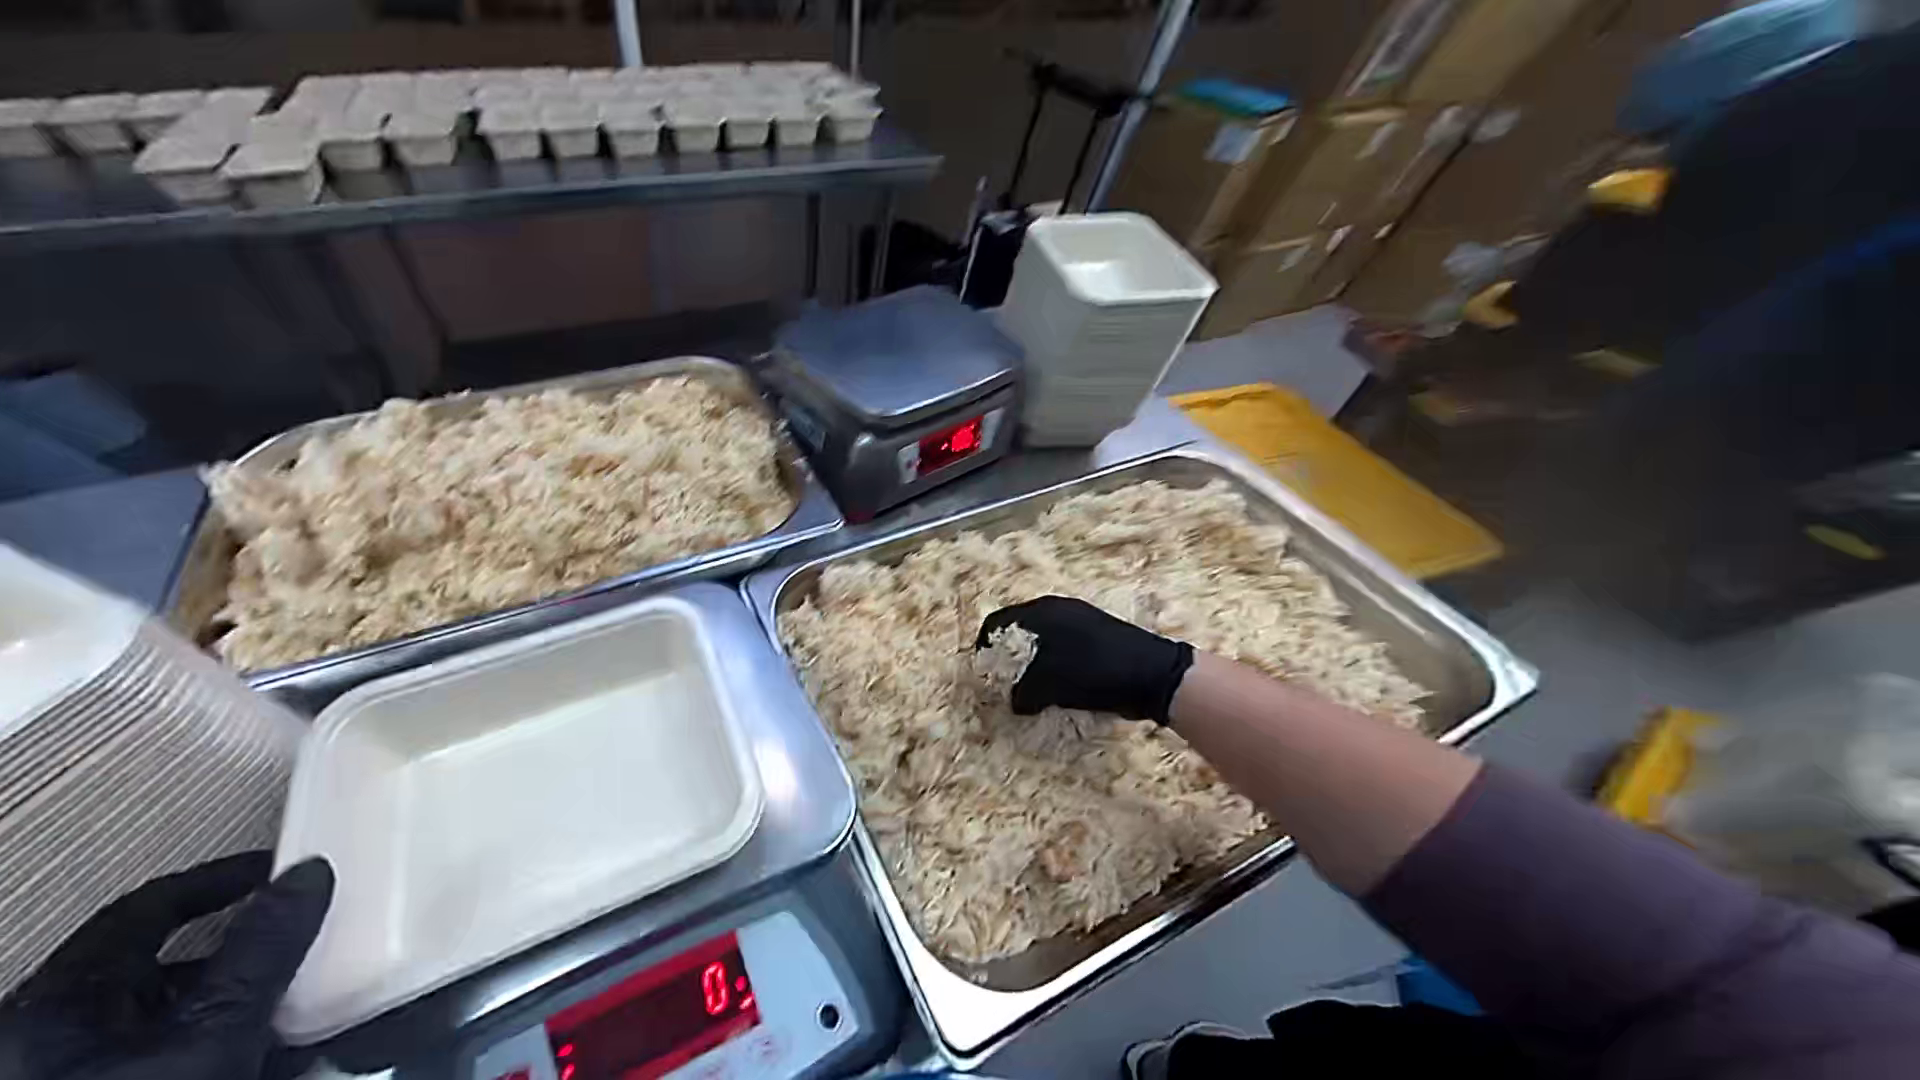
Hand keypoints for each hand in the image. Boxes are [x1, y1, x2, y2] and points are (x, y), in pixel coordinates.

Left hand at [0, 852, 333, 1079]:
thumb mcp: (210, 1037)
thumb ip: (262, 951)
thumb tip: (306, 876)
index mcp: (51, 1010)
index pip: (147, 909)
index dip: (219, 880)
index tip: (275, 869)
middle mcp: (38, 1043)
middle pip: (159, 968)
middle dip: (239, 955)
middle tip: (299, 945)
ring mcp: (64, 1077)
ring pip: (164, 1018)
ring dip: (234, 1005)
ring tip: (292, 1013)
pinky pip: (161, 1055)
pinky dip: (215, 1044)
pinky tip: (264, 1056)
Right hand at [975, 596, 1194, 724]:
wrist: (1155, 675)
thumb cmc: (1095, 672)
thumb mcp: (1050, 685)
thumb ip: (1023, 692)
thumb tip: (1014, 702)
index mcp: (1042, 611)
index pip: (998, 621)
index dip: (984, 645)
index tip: (981, 669)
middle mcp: (1058, 609)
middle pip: (1019, 629)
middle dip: (1008, 655)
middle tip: (1004, 682)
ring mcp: (1081, 620)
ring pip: (1043, 639)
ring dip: (1032, 662)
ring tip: (1030, 689)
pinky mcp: (1099, 635)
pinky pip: (1064, 647)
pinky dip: (1054, 664)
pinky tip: (1060, 686)